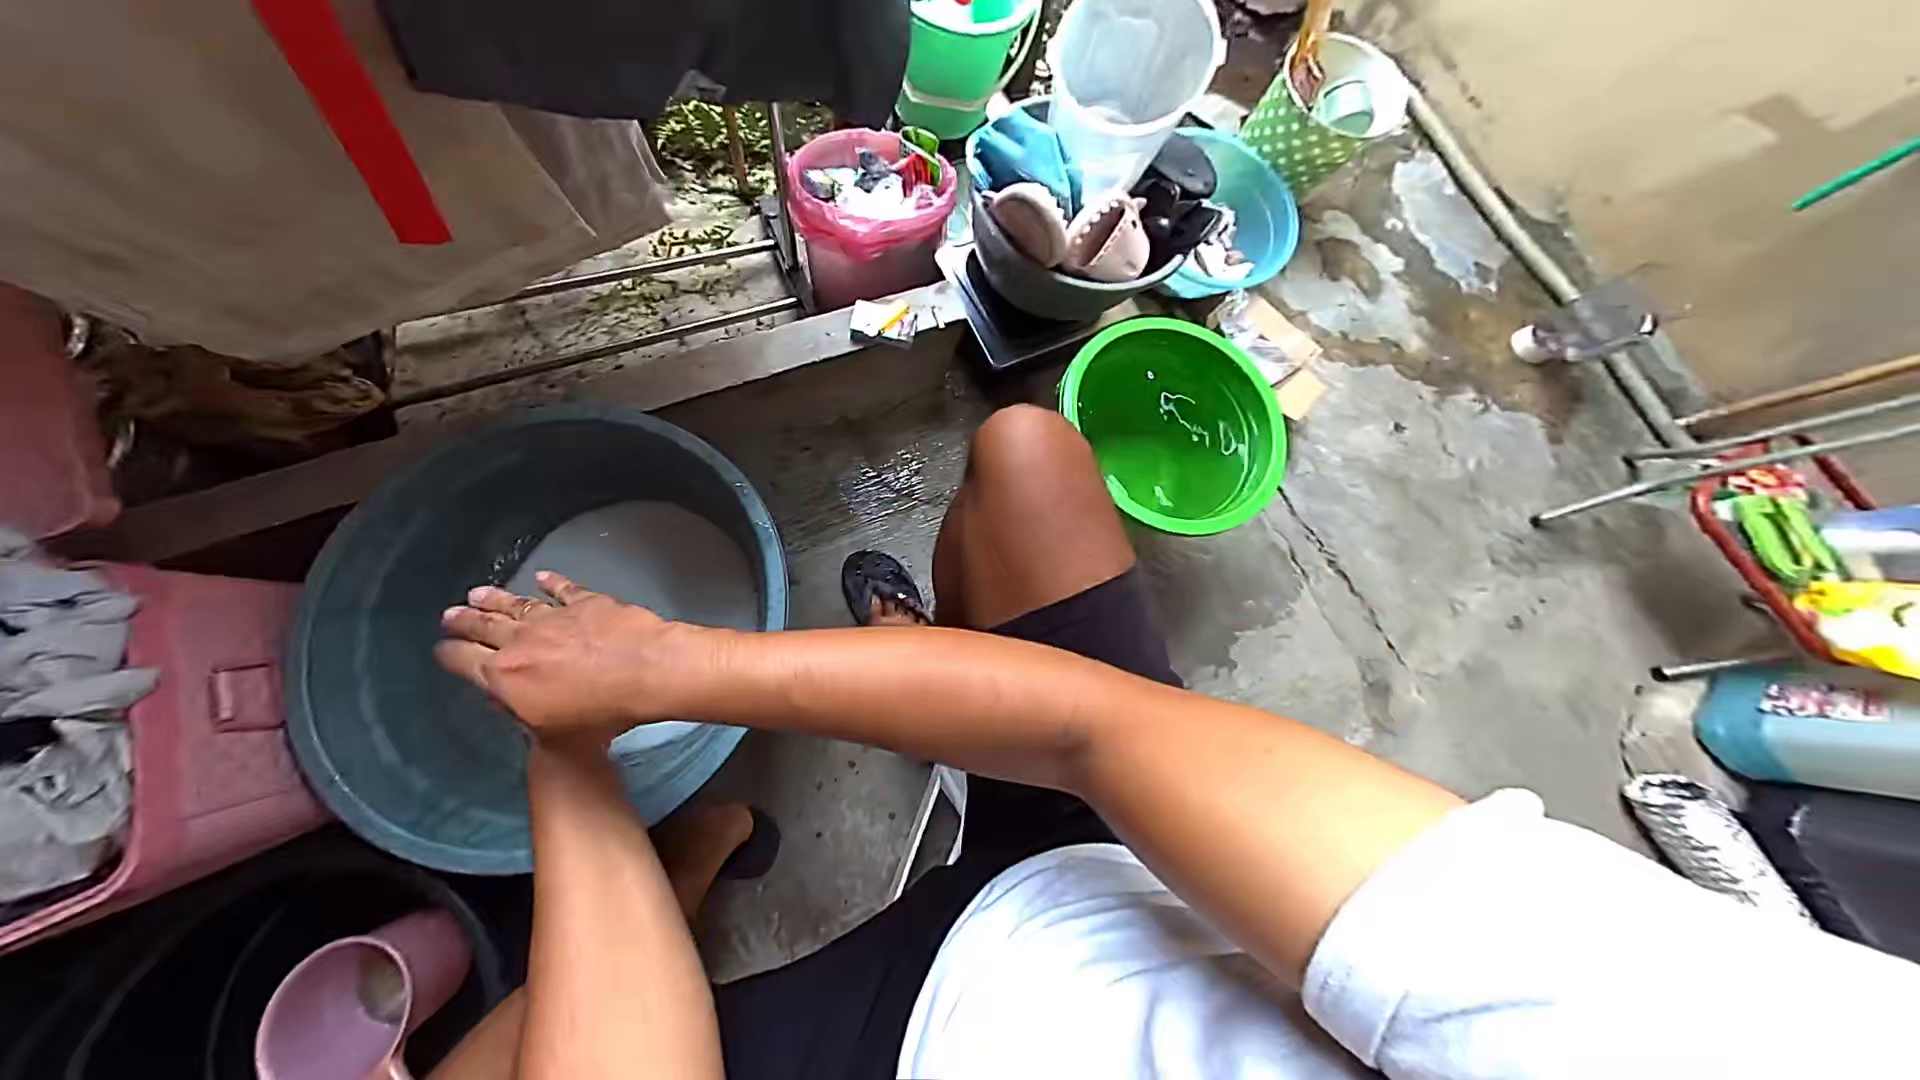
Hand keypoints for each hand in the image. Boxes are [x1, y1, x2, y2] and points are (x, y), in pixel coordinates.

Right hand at [435, 571, 730, 739]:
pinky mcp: (589, 602)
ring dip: (497, 599)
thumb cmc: (604, 711)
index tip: (441, 648)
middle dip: (465, 621)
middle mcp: (523, 641)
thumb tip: (510, 701)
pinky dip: (553, 583)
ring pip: (517, 605)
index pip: (464, 662)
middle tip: (450, 613)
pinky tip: (543, 577)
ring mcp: (556, 618)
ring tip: (478, 593)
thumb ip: (523, 715)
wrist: (648, 671)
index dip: (449, 654)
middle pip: (484, 627)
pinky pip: (565, 589)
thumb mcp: (552, 732)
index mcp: (505, 676)